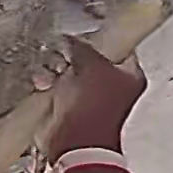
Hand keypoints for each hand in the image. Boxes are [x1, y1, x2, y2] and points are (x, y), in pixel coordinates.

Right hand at [46, 37, 145, 156]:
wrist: (73, 140)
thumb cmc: (94, 108)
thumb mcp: (93, 66)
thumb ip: (83, 47)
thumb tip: (71, 39)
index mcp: (128, 75)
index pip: (117, 46)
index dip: (100, 37)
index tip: (85, 32)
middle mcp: (108, 83)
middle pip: (86, 54)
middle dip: (70, 53)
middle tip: (64, 55)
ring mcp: (85, 93)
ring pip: (65, 66)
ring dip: (53, 67)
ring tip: (53, 73)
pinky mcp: (64, 101)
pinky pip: (51, 80)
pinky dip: (45, 80)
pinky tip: (44, 84)